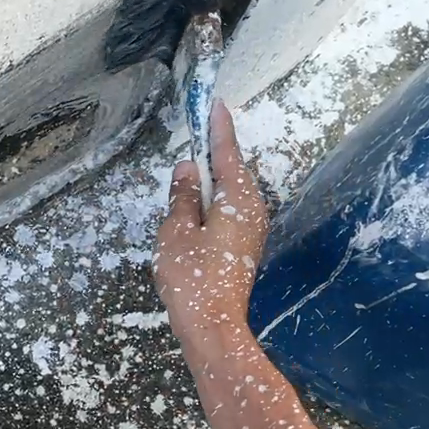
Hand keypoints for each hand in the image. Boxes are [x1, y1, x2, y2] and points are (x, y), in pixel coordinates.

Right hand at [154, 101, 270, 341]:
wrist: (212, 323)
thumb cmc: (191, 277)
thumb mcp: (176, 232)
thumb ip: (182, 197)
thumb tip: (187, 169)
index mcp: (237, 200)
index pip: (226, 155)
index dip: (218, 129)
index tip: (216, 105)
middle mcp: (252, 209)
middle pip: (231, 174)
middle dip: (214, 156)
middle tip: (197, 137)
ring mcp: (252, 229)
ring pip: (230, 195)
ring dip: (212, 182)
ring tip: (190, 175)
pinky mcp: (244, 246)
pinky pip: (229, 212)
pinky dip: (213, 202)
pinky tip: (197, 208)